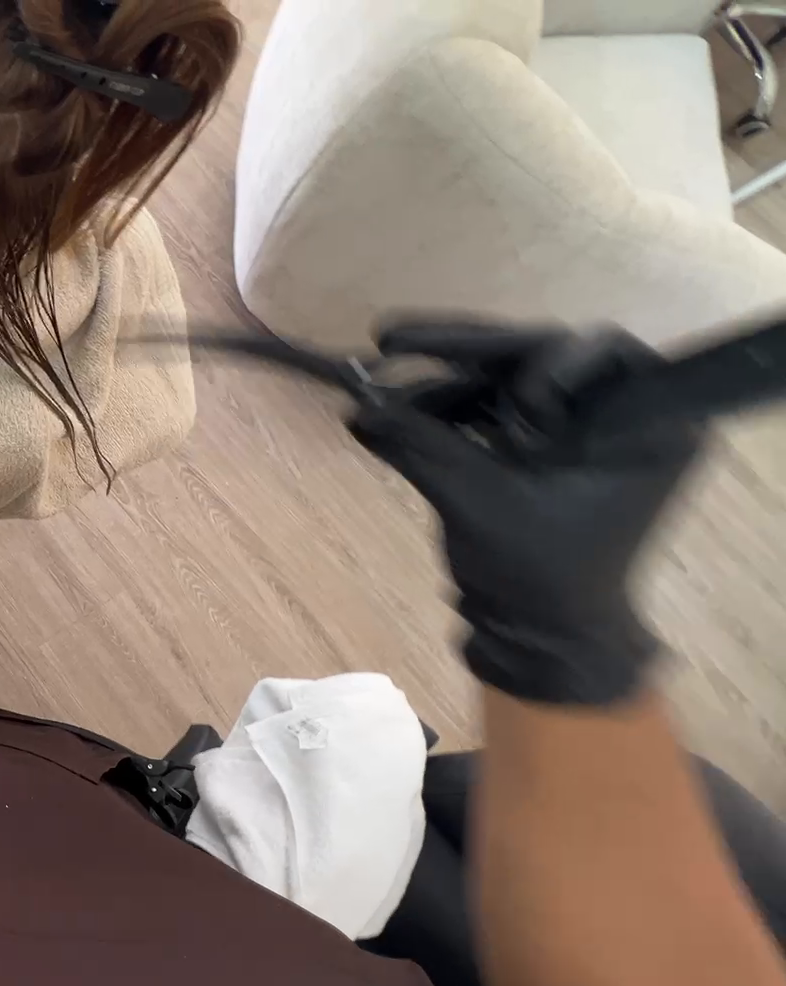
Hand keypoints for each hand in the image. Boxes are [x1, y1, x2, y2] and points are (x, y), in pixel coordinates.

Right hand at [349, 322, 703, 705]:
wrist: (537, 631)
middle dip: (459, 354)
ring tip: (380, 405)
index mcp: (643, 423)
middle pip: (535, 359)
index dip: (504, 350)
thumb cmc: (532, 569)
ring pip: (504, 384)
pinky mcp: (541, 454)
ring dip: (441, 391)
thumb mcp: (475, 501)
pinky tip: (393, 423)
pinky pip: (490, 415)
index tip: (435, 351)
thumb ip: (420, 447)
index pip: (580, 351)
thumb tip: (355, 410)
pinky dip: (442, 417)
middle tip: (387, 340)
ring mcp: (578, 435)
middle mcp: (620, 417)